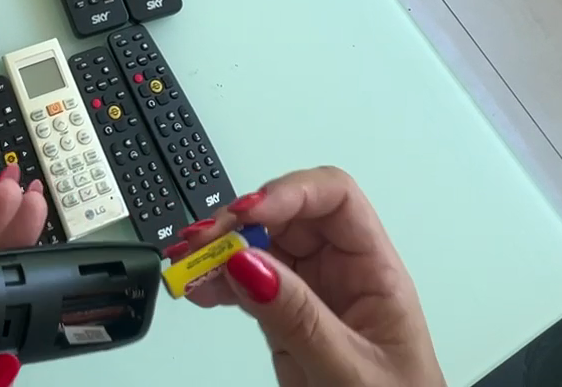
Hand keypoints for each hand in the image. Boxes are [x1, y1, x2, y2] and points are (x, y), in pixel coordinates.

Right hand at [173, 167, 443, 386]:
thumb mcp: (350, 371)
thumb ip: (299, 316)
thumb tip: (246, 259)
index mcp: (373, 270)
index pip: (334, 198)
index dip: (290, 192)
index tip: (248, 213)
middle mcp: (339, 269)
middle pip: (285, 214)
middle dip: (239, 220)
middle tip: (203, 241)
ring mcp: (309, 289)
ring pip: (257, 242)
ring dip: (218, 248)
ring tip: (188, 264)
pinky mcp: (283, 313)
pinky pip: (243, 278)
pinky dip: (215, 278)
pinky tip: (197, 288)